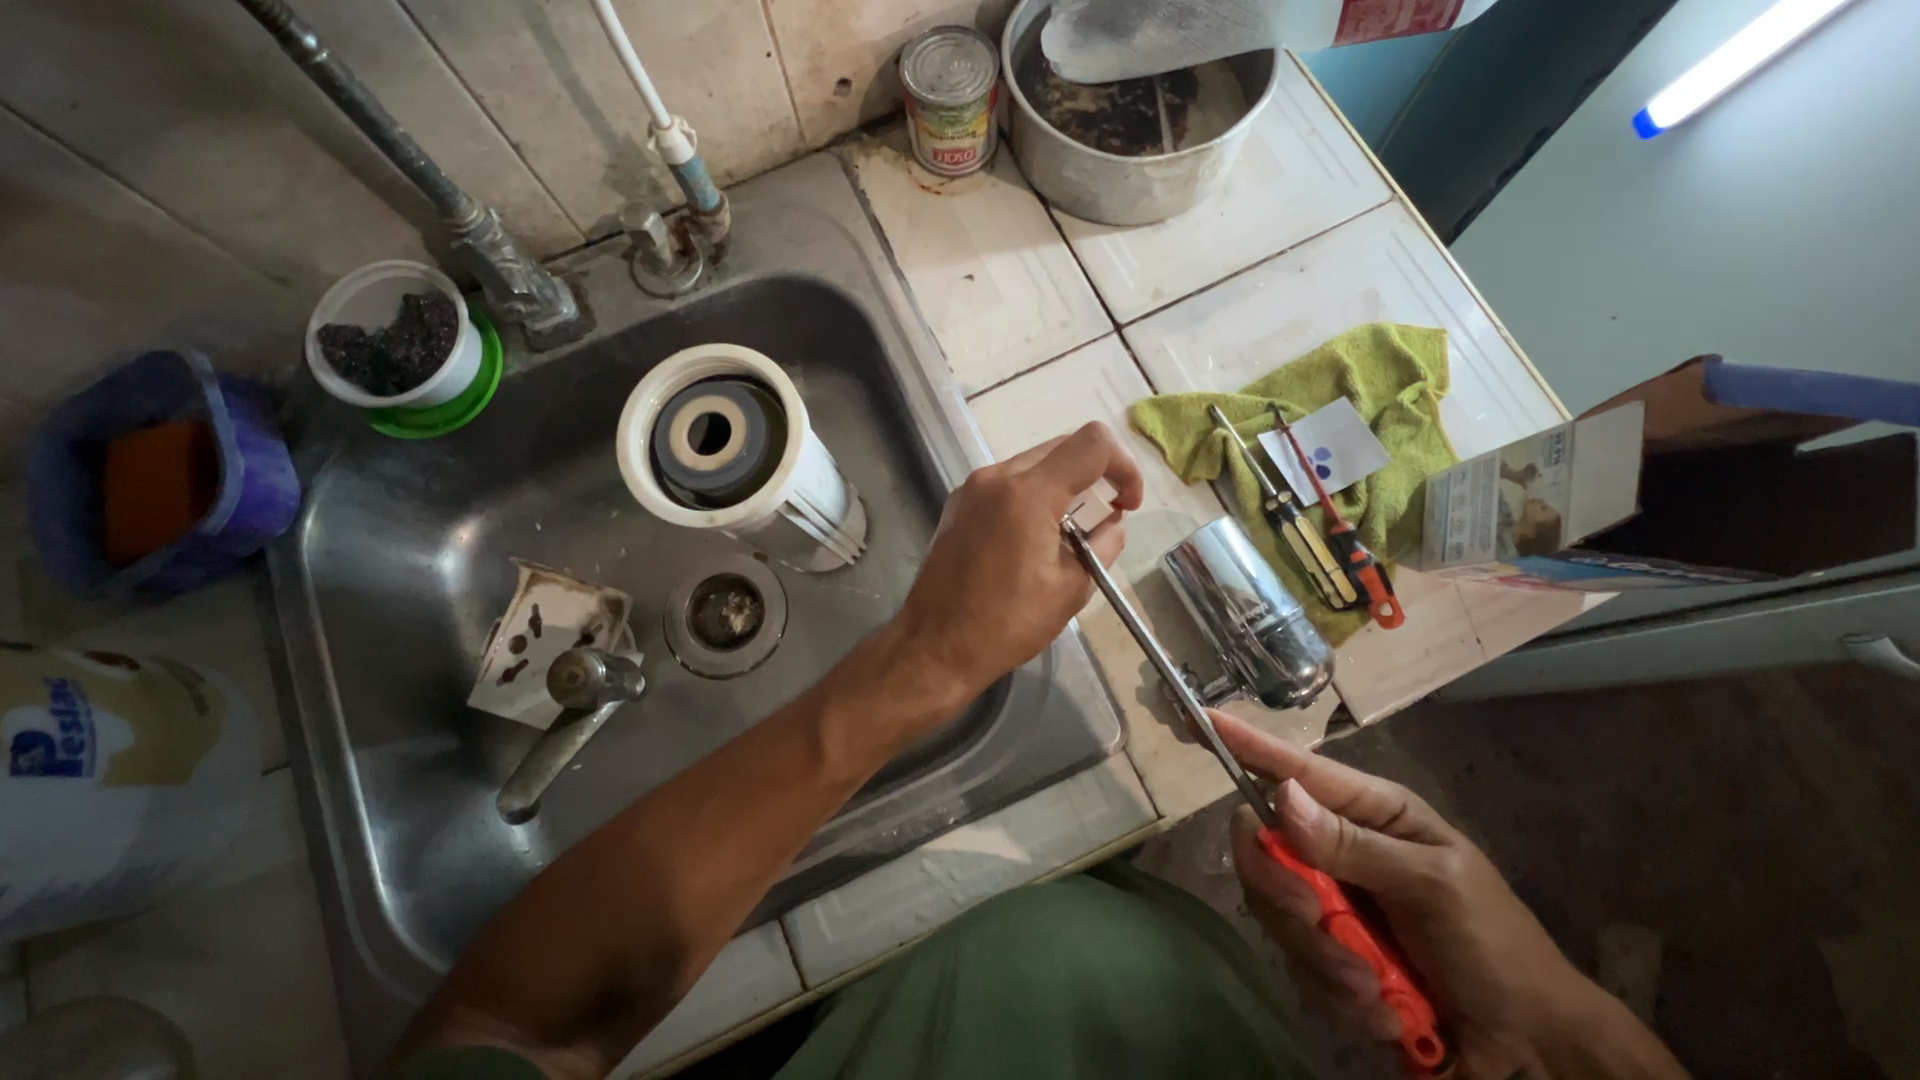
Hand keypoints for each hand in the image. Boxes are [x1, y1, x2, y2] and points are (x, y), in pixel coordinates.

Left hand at [895, 422, 1143, 701]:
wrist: (934, 647)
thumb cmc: (1006, 624)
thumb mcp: (1072, 589)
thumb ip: (1103, 543)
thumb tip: (1111, 521)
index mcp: (1027, 493)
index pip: (1093, 444)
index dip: (1125, 467)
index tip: (1127, 506)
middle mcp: (996, 477)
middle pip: (1063, 446)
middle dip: (1096, 474)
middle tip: (1105, 518)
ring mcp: (972, 488)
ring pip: (1034, 463)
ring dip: (1064, 486)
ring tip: (1072, 533)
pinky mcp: (959, 505)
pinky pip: (1008, 482)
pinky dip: (1035, 496)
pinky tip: (1037, 537)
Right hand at [1214, 711, 1685, 1079]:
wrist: (1527, 1045)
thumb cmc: (1496, 945)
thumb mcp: (1436, 885)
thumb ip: (1356, 845)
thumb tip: (1281, 797)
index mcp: (1370, 813)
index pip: (1295, 770)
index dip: (1246, 746)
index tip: (1199, 722)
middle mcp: (1335, 849)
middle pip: (1262, 844)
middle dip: (1285, 890)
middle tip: (1320, 920)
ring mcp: (1325, 903)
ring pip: (1272, 909)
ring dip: (1322, 957)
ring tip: (1375, 989)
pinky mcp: (1321, 955)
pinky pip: (1294, 963)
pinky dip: (1335, 993)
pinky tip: (1381, 1009)